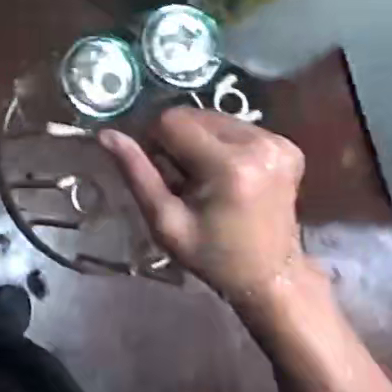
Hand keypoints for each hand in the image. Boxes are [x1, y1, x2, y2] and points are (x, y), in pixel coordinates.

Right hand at [100, 108, 322, 309]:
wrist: (272, 276)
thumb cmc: (213, 255)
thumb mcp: (165, 222)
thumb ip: (136, 173)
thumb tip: (106, 134)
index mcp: (229, 165)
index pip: (172, 121)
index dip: (156, 142)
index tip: (160, 172)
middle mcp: (258, 145)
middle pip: (193, 115)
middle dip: (177, 140)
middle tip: (181, 178)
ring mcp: (277, 143)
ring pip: (212, 117)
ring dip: (198, 139)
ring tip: (203, 176)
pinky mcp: (286, 144)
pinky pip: (234, 126)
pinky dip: (221, 143)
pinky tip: (225, 172)